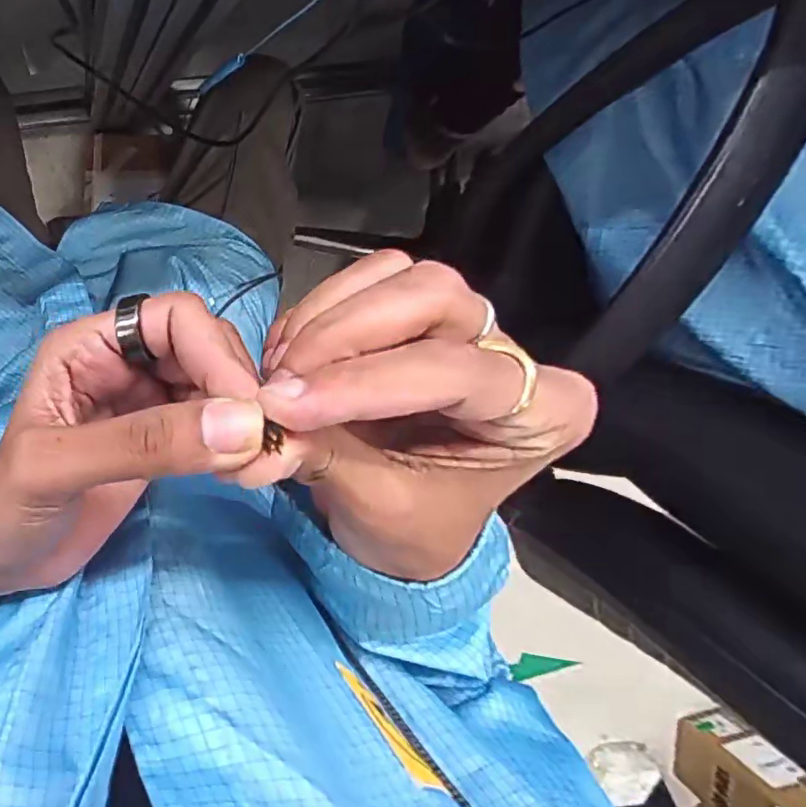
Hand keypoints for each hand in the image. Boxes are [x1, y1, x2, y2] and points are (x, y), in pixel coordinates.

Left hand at [0, 292, 266, 599]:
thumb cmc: (5, 506)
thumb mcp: (57, 468)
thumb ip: (141, 443)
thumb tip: (241, 423)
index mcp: (86, 347)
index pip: (172, 317)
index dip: (215, 352)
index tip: (246, 410)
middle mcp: (120, 364)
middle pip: (206, 347)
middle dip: (239, 387)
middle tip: (260, 445)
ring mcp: (144, 404)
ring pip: (218, 387)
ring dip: (248, 419)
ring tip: (255, 467)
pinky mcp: (162, 444)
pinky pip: (216, 427)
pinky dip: (240, 444)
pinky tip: (242, 473)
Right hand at [239, 251, 597, 580]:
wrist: (402, 531)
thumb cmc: (409, 529)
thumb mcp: (373, 505)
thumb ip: (324, 453)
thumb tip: (265, 413)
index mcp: (540, 413)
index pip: (450, 369)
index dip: (358, 383)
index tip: (283, 407)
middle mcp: (508, 353)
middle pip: (430, 295)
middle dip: (340, 336)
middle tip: (281, 385)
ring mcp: (460, 325)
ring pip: (393, 276)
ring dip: (320, 321)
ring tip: (281, 374)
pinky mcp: (408, 317)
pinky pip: (358, 283)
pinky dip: (309, 315)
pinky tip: (287, 359)